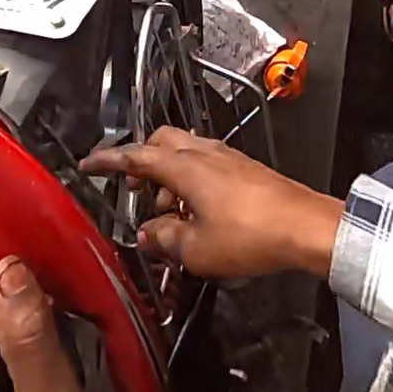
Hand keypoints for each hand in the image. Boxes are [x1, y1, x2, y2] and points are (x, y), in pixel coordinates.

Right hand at [80, 126, 343, 278]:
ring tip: (168, 214)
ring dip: (167, 175)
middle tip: (134, 190)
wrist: (302, 225)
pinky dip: (189, 179)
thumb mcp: (197, 249)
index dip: (109, 159)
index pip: (136, 155)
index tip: (90, 163)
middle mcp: (203, 152)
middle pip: (160, 142)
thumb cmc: (251, 233)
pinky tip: (195, 211)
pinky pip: (203, 162)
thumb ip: (165, 238)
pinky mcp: (240, 166)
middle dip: (141, 162)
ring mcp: (224, 156)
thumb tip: (150, 233)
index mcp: (185, 167)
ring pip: (182, 152)